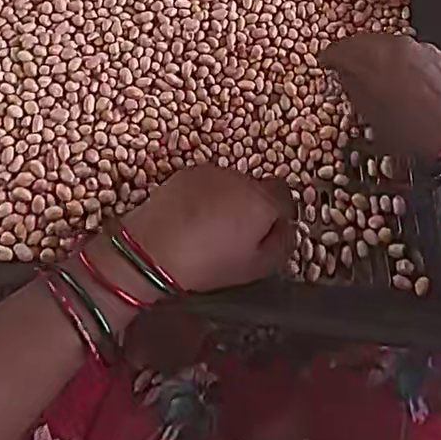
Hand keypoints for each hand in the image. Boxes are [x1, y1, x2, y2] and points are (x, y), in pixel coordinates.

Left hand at [119, 164, 293, 291]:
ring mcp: (212, 172)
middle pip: (256, 189)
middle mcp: (240, 178)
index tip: (268, 232)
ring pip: (231, 185)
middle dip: (251, 208)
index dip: (280, 214)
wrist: (155, 247)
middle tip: (237, 237)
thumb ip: (282, 243)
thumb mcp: (257, 267)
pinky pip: (207, 183)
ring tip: (210, 230)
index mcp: (262, 201)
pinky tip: (193, 219)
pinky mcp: (187, 172)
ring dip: (228, 201)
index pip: (285, 195)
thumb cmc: (209, 262)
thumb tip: (286, 227)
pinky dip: (205, 196)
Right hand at [318, 34, 440, 161]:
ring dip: (377, 55)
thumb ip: (354, 88)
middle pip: (363, 41)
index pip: (339, 49)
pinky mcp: (440, 54)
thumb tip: (345, 75)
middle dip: (352, 53)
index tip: (326, 64)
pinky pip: (411, 51)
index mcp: (371, 59)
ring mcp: (419, 47)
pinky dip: (402, 60)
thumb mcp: (372, 117)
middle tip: (347, 67)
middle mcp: (394, 45)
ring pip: (388, 44)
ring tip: (376, 73)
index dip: (329, 58)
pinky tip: (405, 78)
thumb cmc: (414, 133)